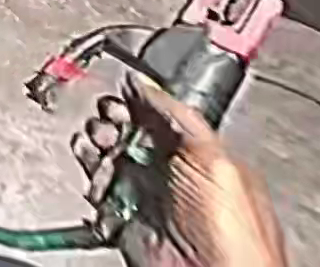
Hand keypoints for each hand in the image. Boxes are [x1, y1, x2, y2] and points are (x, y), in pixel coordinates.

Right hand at [72, 77, 287, 266]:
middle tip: (113, 121)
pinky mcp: (119, 207)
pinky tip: (94, 164)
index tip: (125, 93)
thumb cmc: (234, 236)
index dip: (137, 98)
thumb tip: (143, 82)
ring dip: (96, 138)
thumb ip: (179, 116)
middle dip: (111, 116)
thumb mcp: (216, 162)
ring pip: (104, 144)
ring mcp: (143, 188)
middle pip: (125, 124)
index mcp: (198, 154)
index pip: (157, 111)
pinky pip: (91, 174)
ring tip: (102, 145)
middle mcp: (168, 168)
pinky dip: (86, 165)